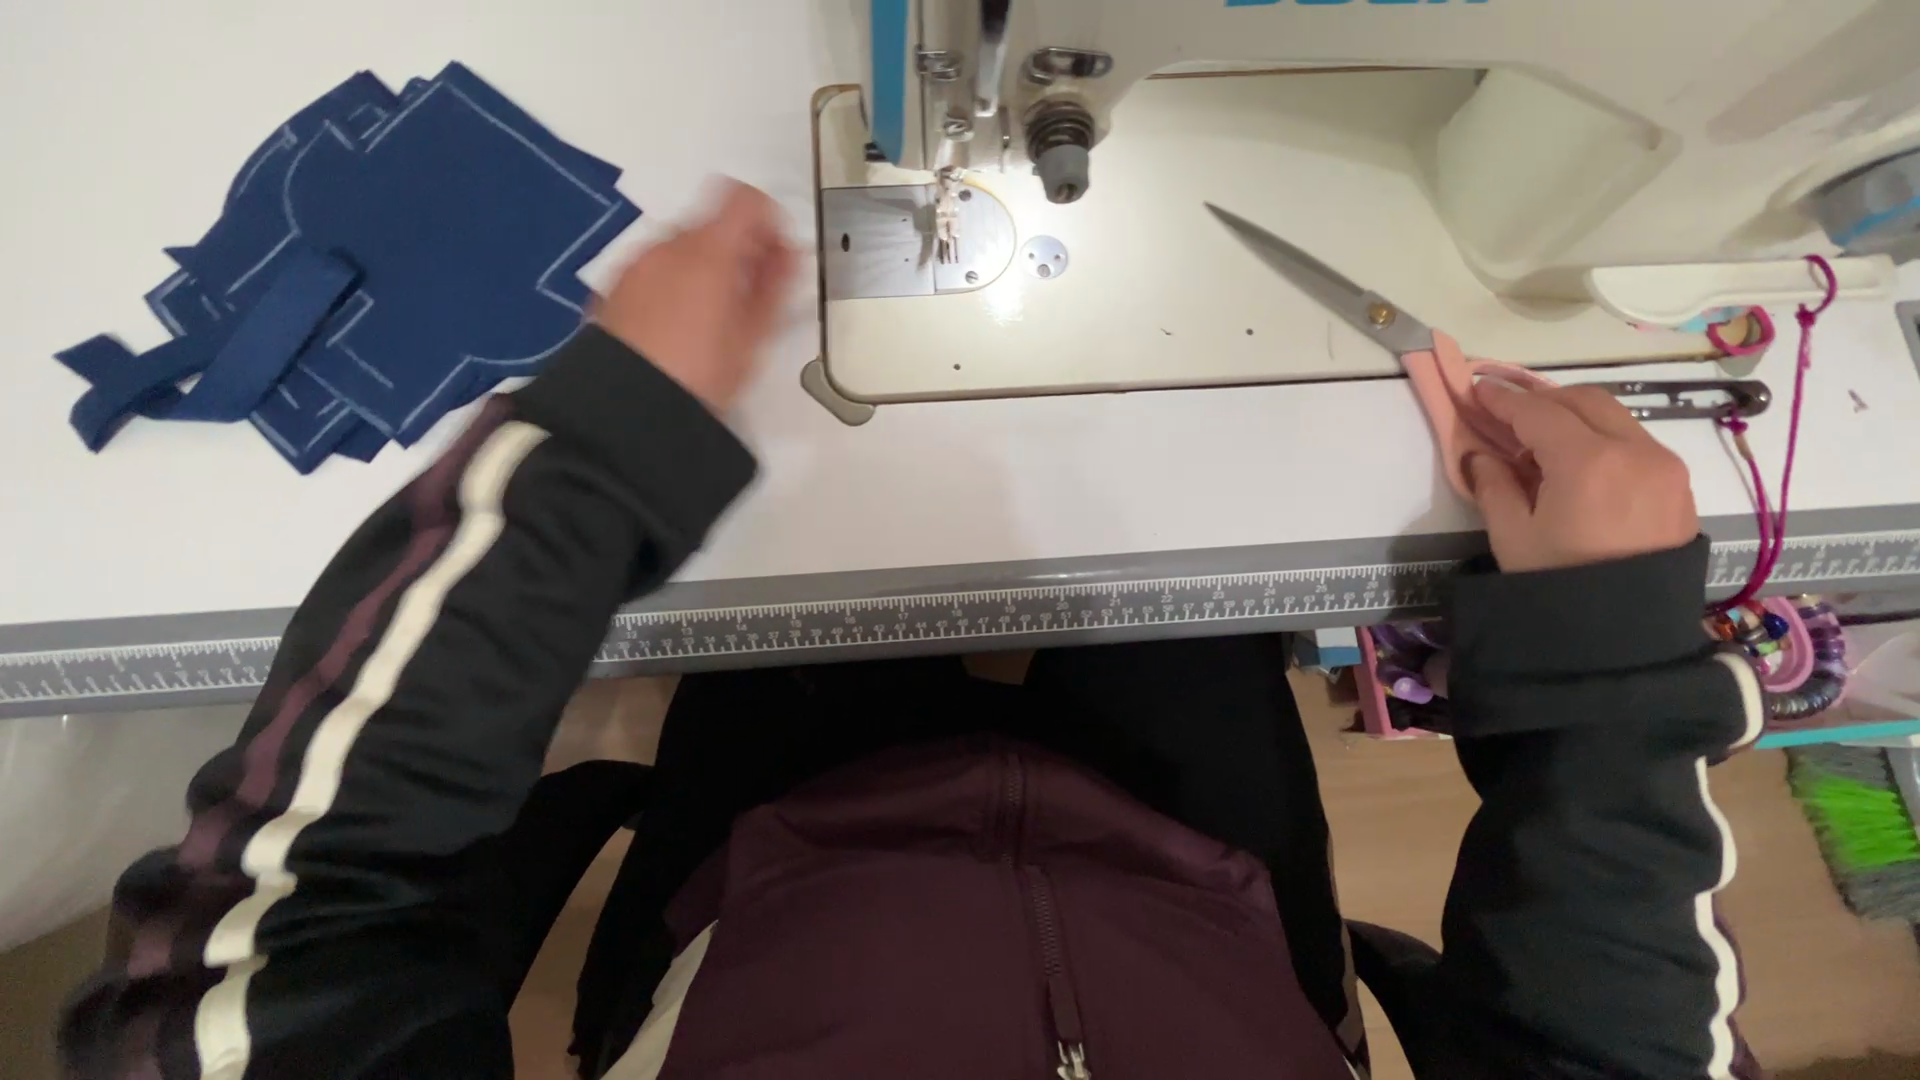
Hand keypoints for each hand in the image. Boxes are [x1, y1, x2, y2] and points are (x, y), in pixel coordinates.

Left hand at [593, 180, 796, 411]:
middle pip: (711, 228)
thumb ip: (774, 287)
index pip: (745, 200)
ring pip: (680, 251)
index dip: (767, 221)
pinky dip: (671, 288)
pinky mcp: (610, 289)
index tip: (776, 258)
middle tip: (748, 304)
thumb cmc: (703, 375)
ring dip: (702, 273)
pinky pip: (652, 273)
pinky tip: (675, 333)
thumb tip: (788, 254)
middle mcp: (665, 246)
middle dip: (735, 255)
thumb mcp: (751, 338)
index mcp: (707, 252)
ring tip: (710, 326)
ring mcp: (633, 265)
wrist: (627, 410)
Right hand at [1466, 381, 1698, 572]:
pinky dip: (1598, 434)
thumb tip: (1480, 455)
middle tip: (1505, 408)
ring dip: (1572, 414)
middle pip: (1583, 400)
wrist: (1625, 624)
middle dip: (1540, 397)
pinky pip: (1633, 439)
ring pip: (1613, 415)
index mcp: (1587, 461)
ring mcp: (1663, 464)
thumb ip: (1492, 484)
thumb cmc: (1558, 578)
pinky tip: (1574, 458)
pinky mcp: (1676, 482)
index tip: (1477, 388)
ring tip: (1538, 434)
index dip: (1503, 399)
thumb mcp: (1510, 534)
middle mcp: (1634, 450)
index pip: (1538, 412)